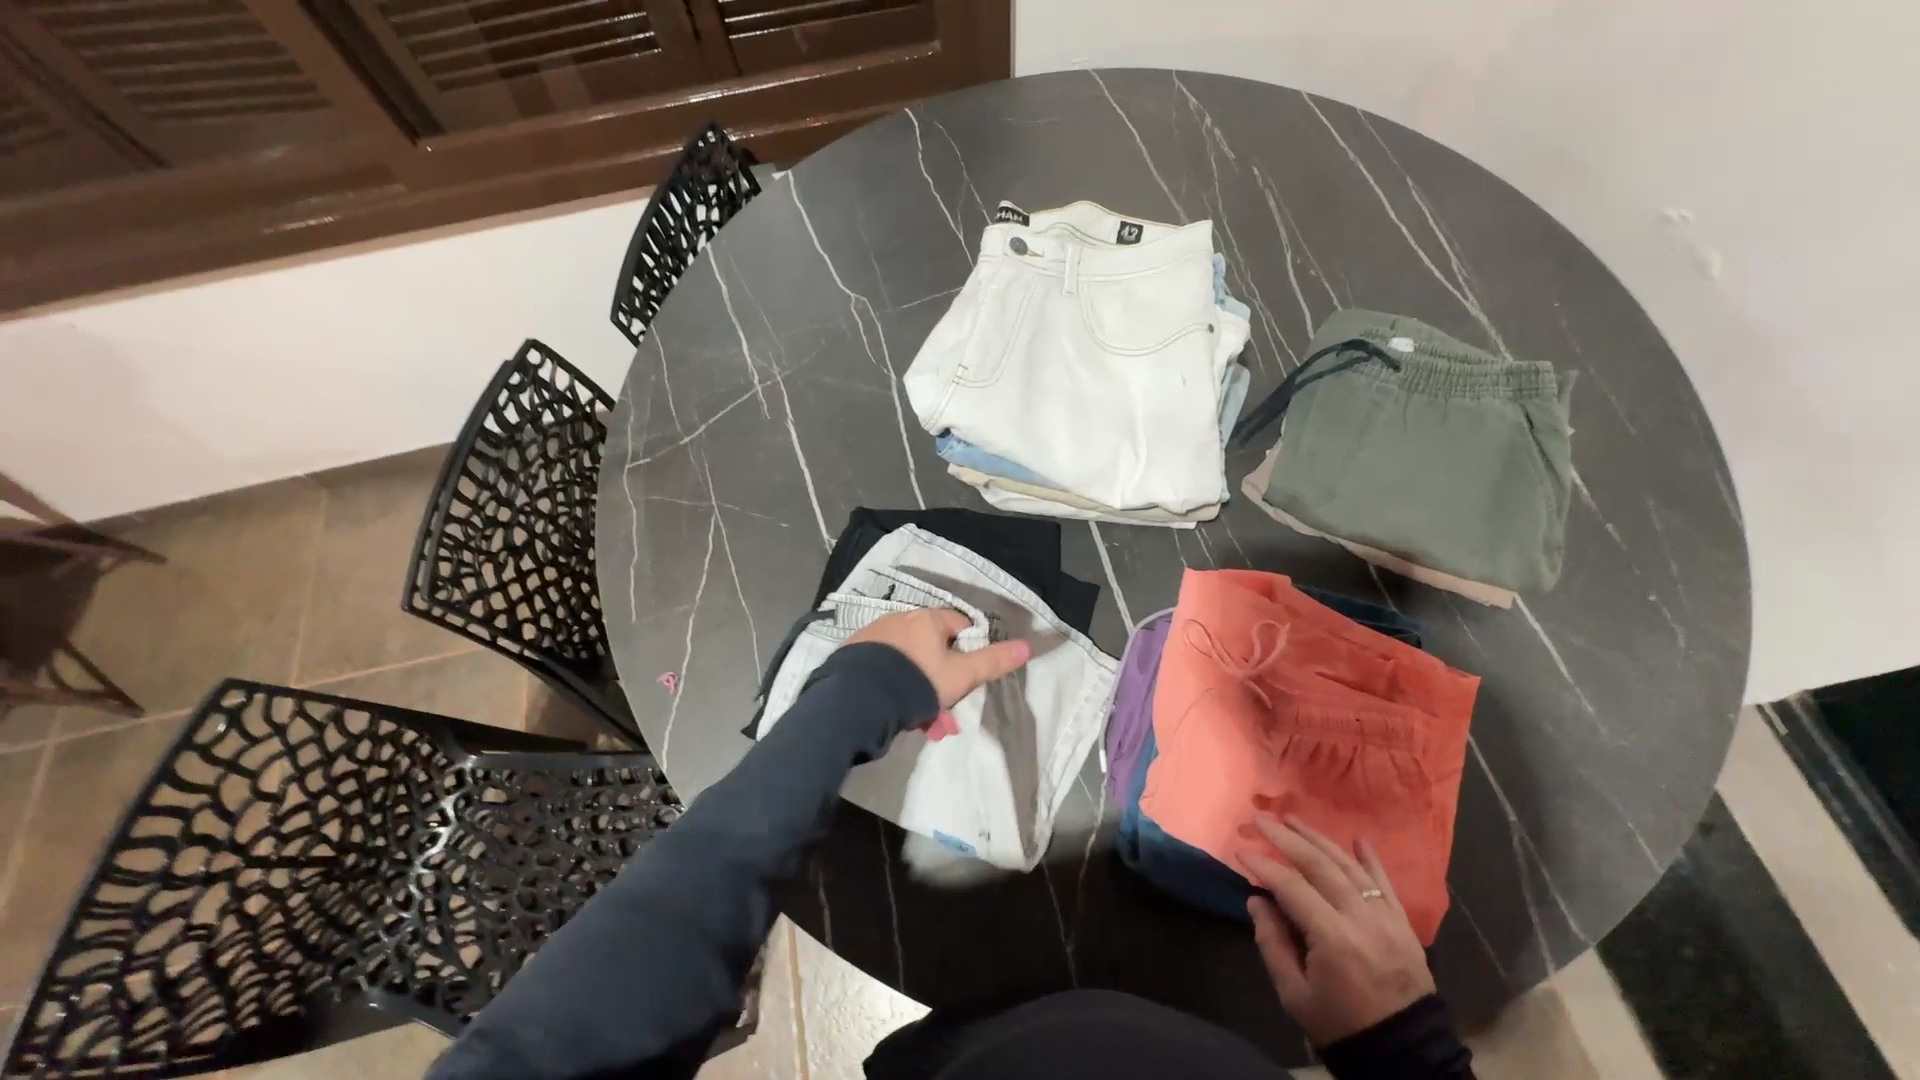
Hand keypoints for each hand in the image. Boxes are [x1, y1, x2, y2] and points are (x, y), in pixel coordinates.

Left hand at [846, 609, 1030, 737]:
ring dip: (920, 695)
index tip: (968, 678)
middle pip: (932, 651)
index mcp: (928, 619)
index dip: (969, 652)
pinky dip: (895, 691)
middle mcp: (900, 619)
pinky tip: (895, 715)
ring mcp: (875, 637)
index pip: (959, 626)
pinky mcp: (854, 655)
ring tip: (921, 727)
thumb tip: (1027, 646)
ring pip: (909, 666)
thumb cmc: (918, 681)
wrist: (859, 697)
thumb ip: (993, 661)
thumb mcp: (962, 675)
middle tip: (944, 719)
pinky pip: (885, 672)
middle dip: (942, 686)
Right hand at [1240, 815, 1435, 1046]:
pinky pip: (1386, 884)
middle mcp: (1361, 919)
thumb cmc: (1340, 1026)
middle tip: (1261, 819)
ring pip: (1350, 867)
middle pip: (1320, 866)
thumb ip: (1272, 943)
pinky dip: (1371, 859)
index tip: (1240, 848)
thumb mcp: (1294, 994)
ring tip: (1294, 819)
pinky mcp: (1404, 925)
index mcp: (1333, 938)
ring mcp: (1387, 919)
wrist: (1405, 1054)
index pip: (1291, 887)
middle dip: (1287, 838)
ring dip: (1320, 839)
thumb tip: (1256, 900)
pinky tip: (1358, 839)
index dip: (1263, 865)